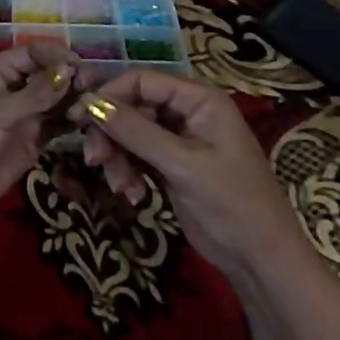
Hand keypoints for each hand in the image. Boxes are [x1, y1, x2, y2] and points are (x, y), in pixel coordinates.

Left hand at [0, 42, 79, 208]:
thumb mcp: (0, 111)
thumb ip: (36, 92)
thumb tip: (69, 69)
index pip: (33, 52)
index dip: (56, 55)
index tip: (79, 66)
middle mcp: (15, 86)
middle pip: (51, 73)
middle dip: (72, 77)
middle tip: (94, 88)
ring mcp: (27, 111)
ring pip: (59, 97)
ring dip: (77, 99)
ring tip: (94, 105)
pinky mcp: (37, 135)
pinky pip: (61, 121)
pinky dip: (75, 120)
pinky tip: (89, 122)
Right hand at [67, 69, 302, 275]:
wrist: (260, 258)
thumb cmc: (232, 202)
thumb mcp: (181, 164)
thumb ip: (134, 131)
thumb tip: (88, 102)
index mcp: (199, 100)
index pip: (141, 80)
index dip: (108, 95)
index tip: (79, 118)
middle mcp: (186, 112)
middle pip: (130, 107)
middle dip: (110, 134)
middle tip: (93, 159)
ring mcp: (177, 139)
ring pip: (127, 133)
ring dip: (117, 158)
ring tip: (119, 186)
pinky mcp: (168, 163)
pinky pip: (134, 155)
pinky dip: (126, 172)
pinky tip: (132, 194)